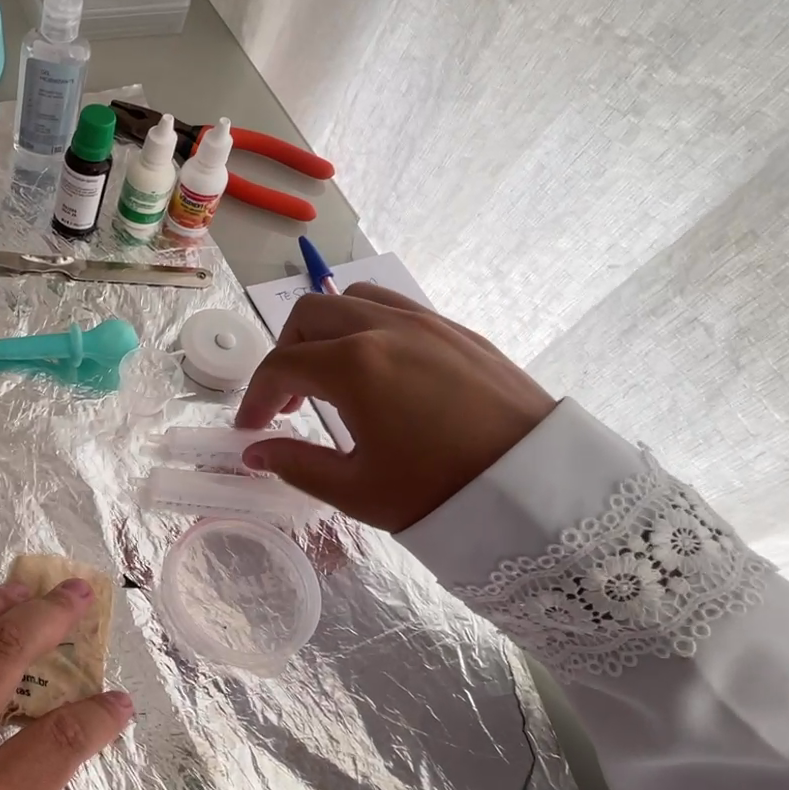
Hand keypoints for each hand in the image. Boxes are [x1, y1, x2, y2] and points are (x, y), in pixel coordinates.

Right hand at [236, 283, 554, 531]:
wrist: (538, 486)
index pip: (281, 366)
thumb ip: (295, 464)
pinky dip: (366, 326)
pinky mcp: (457, 330)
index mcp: (353, 365)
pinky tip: (378, 369)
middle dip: (285, 354)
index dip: (255, 398)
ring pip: (352, 298)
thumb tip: (253, 452)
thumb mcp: (355, 490)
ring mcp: (425, 322)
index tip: (251, 430)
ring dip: (325, 331)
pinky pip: (395, 307)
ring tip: (330, 376)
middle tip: (289, 402)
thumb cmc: (437, 491)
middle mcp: (384, 328)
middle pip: (309, 316)